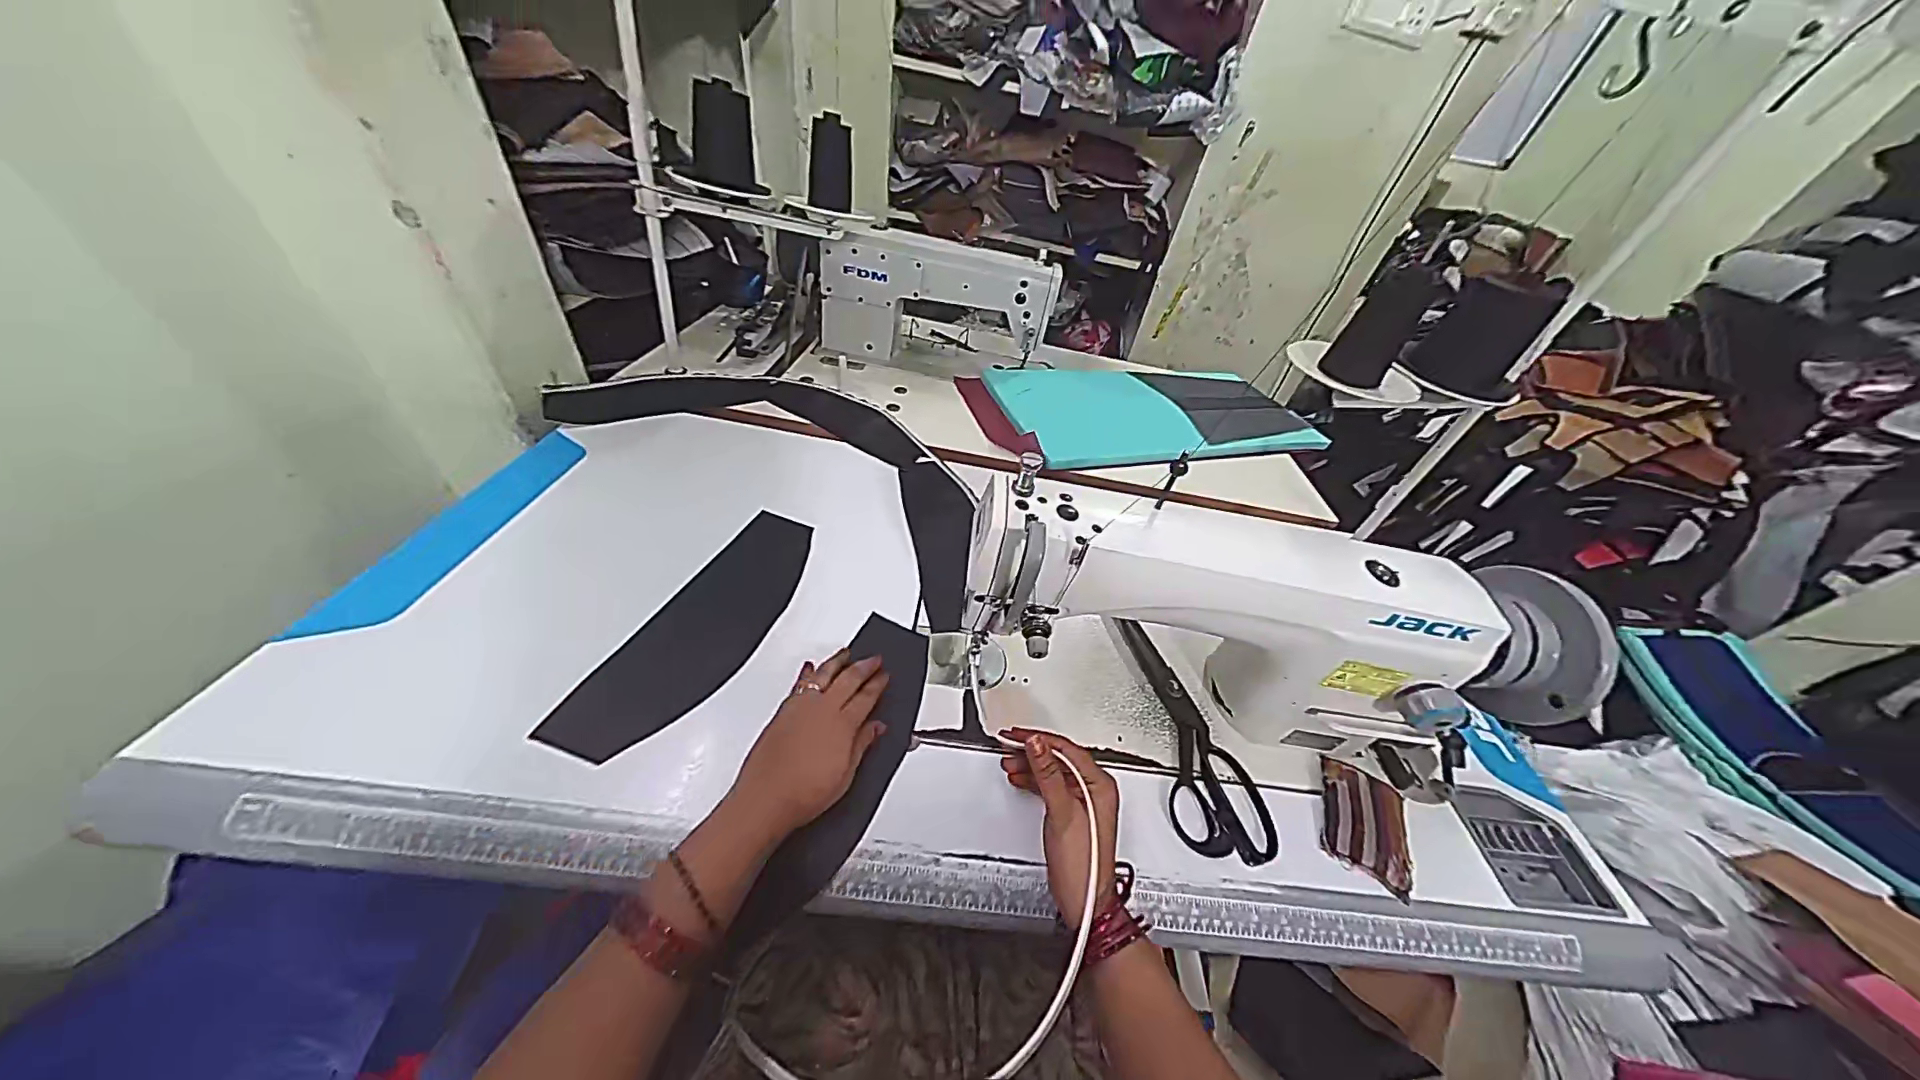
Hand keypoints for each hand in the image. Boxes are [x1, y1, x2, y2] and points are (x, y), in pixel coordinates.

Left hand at [730, 651, 890, 840]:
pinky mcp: (783, 711)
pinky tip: (810, 668)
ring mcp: (801, 707)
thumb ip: (861, 745)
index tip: (884, 676)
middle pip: (849, 679)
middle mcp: (823, 710)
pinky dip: (808, 673)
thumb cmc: (803, 793)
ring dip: (837, 661)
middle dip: (864, 666)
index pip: (867, 696)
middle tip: (874, 660)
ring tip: (846, 654)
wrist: (766, 799)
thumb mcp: (846, 775)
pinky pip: (800, 684)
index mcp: (844, 724)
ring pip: (824, 673)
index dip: (878, 684)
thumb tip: (875, 728)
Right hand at [999, 728, 1117, 928]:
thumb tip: (1038, 745)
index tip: (1017, 735)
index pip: (1066, 750)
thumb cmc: (1083, 865)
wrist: (1086, 900)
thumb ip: (1048, 775)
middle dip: (1032, 750)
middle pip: (1059, 758)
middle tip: (1009, 744)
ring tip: (1010, 761)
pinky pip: (1051, 786)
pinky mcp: (1072, 812)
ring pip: (1053, 771)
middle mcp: (1095, 789)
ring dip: (1031, 765)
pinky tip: (1021, 778)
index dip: (1040, 739)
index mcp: (1099, 784)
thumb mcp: (1061, 812)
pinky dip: (1034, 780)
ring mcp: (1084, 801)